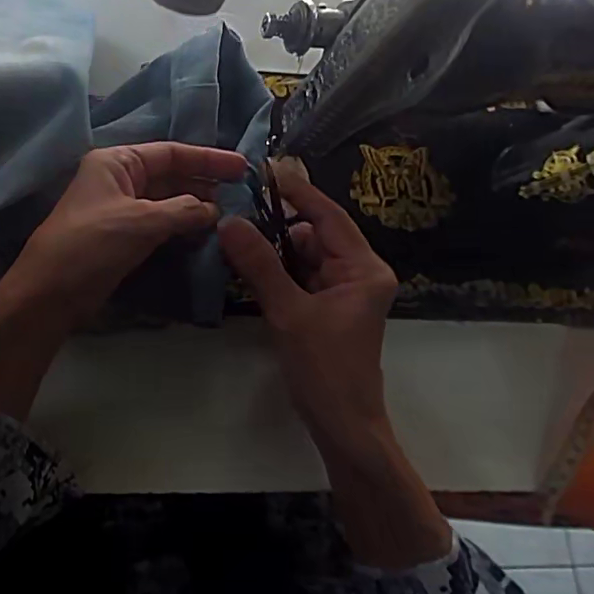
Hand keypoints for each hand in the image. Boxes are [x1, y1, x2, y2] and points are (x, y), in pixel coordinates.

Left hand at [0, 142, 247, 418]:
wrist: (50, 292)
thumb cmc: (91, 245)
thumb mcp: (141, 221)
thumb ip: (183, 210)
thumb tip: (213, 209)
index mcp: (116, 163)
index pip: (170, 152)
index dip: (208, 159)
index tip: (243, 168)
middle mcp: (117, 180)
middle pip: (169, 175)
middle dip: (203, 183)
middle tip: (243, 195)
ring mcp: (119, 209)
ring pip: (166, 201)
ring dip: (195, 207)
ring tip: (231, 216)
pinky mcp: (121, 237)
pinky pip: (159, 224)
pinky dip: (181, 227)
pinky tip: (205, 234)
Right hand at [216, 158, 397, 439]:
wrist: (341, 423)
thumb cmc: (324, 368)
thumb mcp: (288, 312)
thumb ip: (259, 265)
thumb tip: (230, 221)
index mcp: (363, 268)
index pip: (328, 216)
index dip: (296, 191)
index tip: (264, 170)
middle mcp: (357, 272)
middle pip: (312, 233)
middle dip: (275, 225)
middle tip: (234, 212)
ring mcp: (341, 289)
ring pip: (301, 254)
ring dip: (270, 250)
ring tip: (232, 240)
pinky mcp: (325, 305)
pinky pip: (297, 275)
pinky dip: (273, 270)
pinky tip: (245, 267)